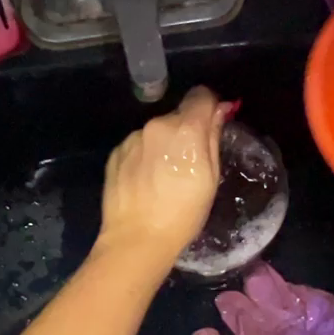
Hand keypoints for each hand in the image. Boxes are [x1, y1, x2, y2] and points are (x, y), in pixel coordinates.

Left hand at [95, 86, 228, 271]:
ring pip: (155, 132)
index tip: (211, 126)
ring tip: (163, 178)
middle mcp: (156, 125)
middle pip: (177, 116)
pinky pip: (137, 146)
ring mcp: (132, 139)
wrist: (137, 239)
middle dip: (185, 132)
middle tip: (188, 164)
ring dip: (162, 145)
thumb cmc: (182, 214)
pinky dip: (144, 157)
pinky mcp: (115, 154)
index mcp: (185, 129)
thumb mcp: (210, 178)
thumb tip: (218, 110)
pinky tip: (145, 183)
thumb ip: (212, 138)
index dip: (209, 107)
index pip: (201, 95)